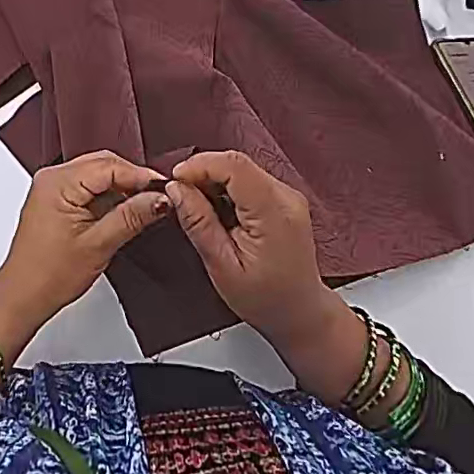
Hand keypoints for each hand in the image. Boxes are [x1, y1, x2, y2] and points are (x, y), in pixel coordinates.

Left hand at [0, 150, 174, 322]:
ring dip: (123, 188)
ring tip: (145, 207)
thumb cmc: (47, 275)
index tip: (165, 190)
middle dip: (134, 180)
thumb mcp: (98, 244)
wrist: (24, 296)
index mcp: (57, 183)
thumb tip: (160, 198)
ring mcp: (54, 187)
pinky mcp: (58, 199)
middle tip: (159, 197)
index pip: (110, 166)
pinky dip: (110, 197)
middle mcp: (52, 178)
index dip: (141, 176)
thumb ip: (131, 216)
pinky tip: (124, 212)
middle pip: (105, 164)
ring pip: (100, 174)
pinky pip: (91, 186)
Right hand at [165, 151, 344, 344]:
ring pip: (241, 168)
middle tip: (181, 195)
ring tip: (199, 209)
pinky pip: (249, 180)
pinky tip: (219, 212)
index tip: (175, 179)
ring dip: (213, 180)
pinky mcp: (283, 198)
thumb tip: (176, 188)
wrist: (299, 311)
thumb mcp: (222, 266)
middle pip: (237, 163)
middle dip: (203, 172)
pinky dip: (226, 188)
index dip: (199, 165)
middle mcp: (286, 198)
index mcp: (274, 214)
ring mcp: (288, 196)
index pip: (235, 166)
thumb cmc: (266, 298)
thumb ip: (199, 223)